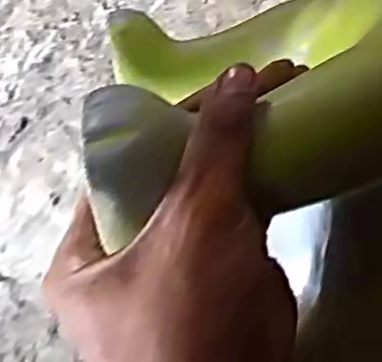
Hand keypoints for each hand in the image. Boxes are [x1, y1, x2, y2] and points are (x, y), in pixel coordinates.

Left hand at [45, 60, 305, 361]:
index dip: (179, 111)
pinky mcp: (226, 256)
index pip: (132, 153)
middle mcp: (130, 243)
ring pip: (214, 176)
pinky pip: (244, 197)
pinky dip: (266, 165)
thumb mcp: (193, 217)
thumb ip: (216, 142)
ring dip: (249, 137)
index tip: (230, 80)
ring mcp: (181, 250)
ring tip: (288, 95)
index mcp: (90, 244)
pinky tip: (291, 137)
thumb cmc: (185, 309)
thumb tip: (240, 72)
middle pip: (177, 160)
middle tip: (270, 80)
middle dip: (223, 119)